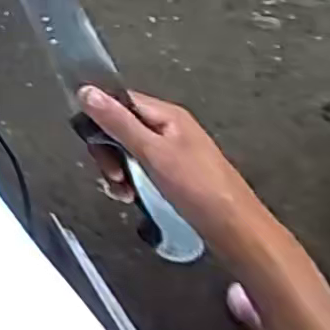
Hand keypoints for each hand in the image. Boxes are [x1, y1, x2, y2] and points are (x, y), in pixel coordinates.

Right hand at [78, 86, 274, 258]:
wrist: (243, 239)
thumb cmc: (200, 191)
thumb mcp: (152, 152)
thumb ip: (116, 120)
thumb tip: (86, 90)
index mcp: (166, 116)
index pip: (116, 100)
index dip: (99, 118)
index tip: (93, 141)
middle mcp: (169, 128)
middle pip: (118, 125)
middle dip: (107, 150)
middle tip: (112, 173)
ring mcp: (173, 152)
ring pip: (126, 149)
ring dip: (117, 168)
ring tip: (122, 190)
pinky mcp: (175, 174)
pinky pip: (140, 167)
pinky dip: (130, 180)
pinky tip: (131, 195)